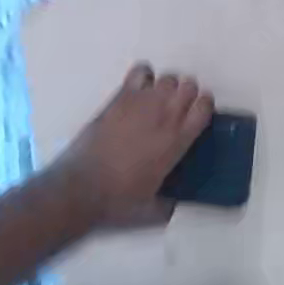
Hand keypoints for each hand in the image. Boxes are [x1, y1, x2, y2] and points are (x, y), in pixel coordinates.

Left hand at [53, 63, 213, 228]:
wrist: (79, 191)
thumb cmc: (116, 202)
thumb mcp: (151, 213)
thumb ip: (168, 205)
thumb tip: (173, 204)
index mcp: (177, 140)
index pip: (204, 105)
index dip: (204, 106)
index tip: (198, 113)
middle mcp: (165, 115)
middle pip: (189, 85)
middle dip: (187, 94)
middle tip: (176, 109)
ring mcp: (142, 103)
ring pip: (168, 78)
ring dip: (167, 88)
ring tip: (157, 102)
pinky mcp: (120, 98)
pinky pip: (141, 72)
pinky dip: (144, 77)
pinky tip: (139, 90)